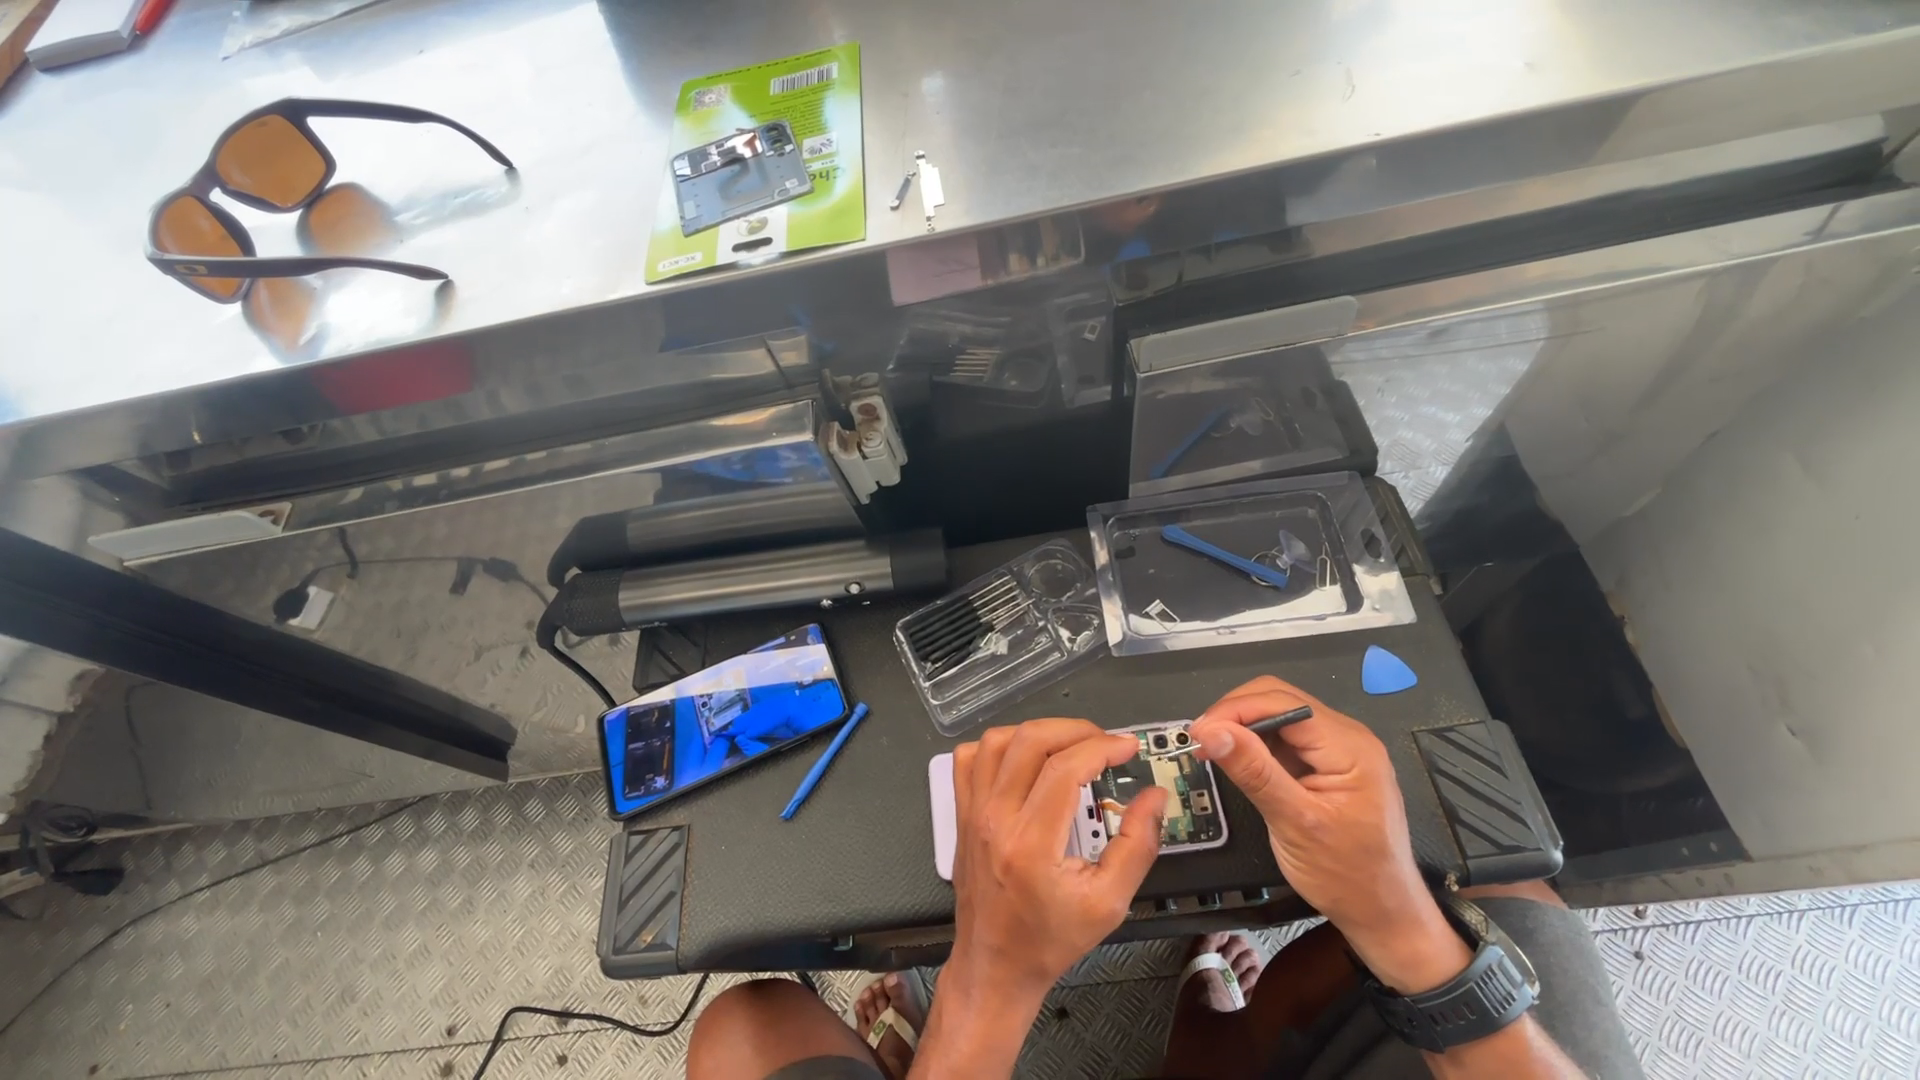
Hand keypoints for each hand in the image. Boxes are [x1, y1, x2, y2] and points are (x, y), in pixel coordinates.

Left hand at [949, 719, 1167, 999]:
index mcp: (1032, 844)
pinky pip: (968, 759)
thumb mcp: (1110, 902)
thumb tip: (1154, 796)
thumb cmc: (1051, 939)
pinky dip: (996, 746)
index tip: (1127, 747)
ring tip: (1069, 746)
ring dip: (1038, 732)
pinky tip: (1022, 758)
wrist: (995, 966)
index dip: (1102, 747)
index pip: (1065, 769)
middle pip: (1030, 741)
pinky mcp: (961, 813)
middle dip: (1075, 730)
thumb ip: (1138, 844)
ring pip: (996, 741)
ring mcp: (972, 813)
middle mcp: (995, 819)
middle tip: (1103, 743)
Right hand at [1190, 677, 1468, 993]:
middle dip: (1235, 713)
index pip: (1282, 703)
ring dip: (1242, 727)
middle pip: (1279, 699)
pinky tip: (1236, 760)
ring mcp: (1336, 750)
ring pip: (1278, 715)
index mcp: (1349, 746)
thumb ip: (1254, 772)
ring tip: (1213, 750)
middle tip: (1202, 741)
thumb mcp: (1296, 823)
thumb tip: (1211, 731)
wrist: (1382, 915)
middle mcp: (1346, 737)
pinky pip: (1284, 738)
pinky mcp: (1324, 764)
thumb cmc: (1347, 875)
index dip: (1235, 710)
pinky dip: (1254, 743)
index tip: (1198, 733)